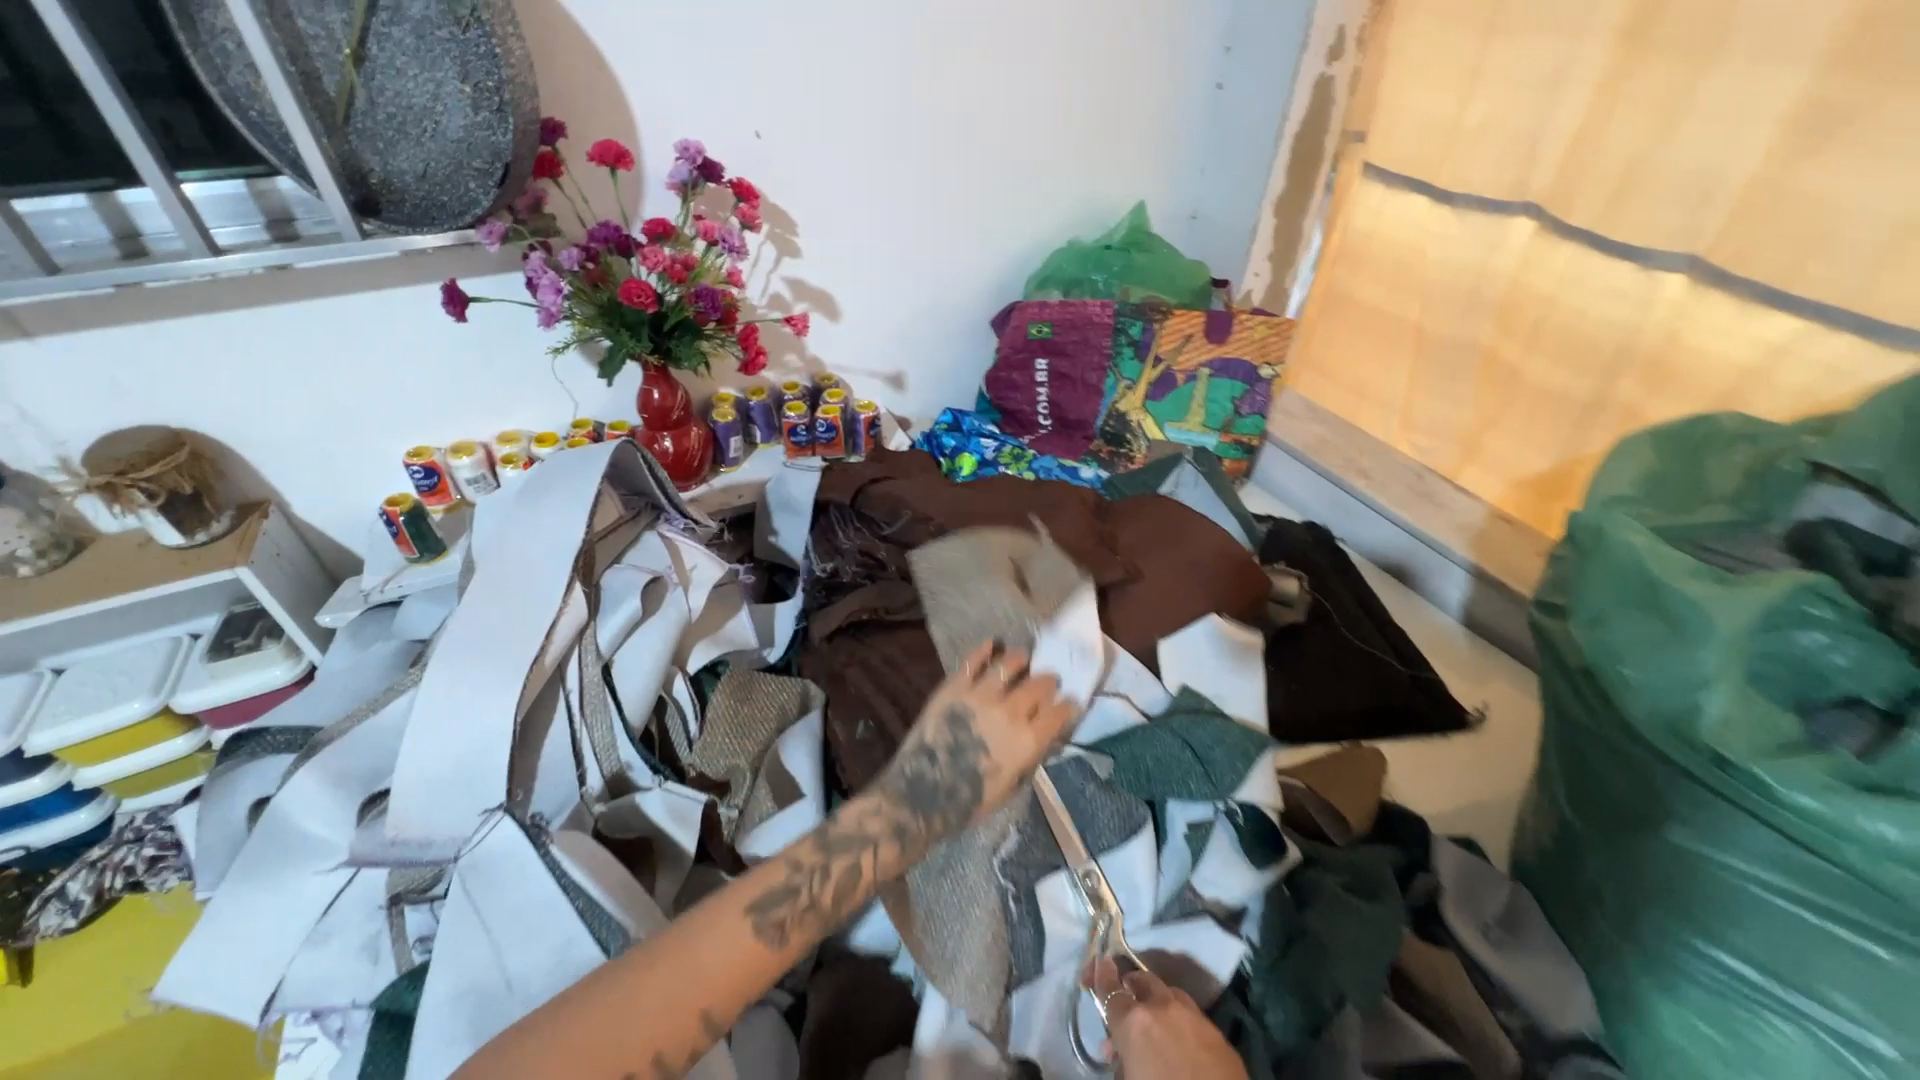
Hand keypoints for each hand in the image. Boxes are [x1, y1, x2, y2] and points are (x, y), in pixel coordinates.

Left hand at [870, 641, 1078, 849]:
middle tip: (1046, 680)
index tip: (1068, 701)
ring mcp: (981, 696)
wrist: (921, 795)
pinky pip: (973, 661)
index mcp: (1028, 741)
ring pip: (1010, 664)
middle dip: (1048, 681)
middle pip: (1039, 685)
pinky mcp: (954, 688)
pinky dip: (985, 650)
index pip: (1059, 713)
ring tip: (1022, 657)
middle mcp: (1010, 713)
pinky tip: (992, 644)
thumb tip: (1040, 738)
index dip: (1067, 705)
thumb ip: (1029, 756)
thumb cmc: (969, 801)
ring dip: (1020, 659)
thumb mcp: (1012, 786)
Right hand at [1087, 958, 1247, 1079]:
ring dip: (1157, 1001)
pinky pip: (1191, 1014)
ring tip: (1154, 1020)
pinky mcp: (1216, 1031)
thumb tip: (1116, 1051)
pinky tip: (1181, 1040)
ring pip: (1170, 993)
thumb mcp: (1129, 1077)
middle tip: (1125, 999)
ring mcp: (1193, 1016)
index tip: (1099, 964)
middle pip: (1142, 980)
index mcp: (1134, 1021)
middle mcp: (1162, 1008)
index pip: (1110, 988)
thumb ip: (1120, 1058)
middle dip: (1131, 984)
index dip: (1100, 974)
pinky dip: (1180, 1019)